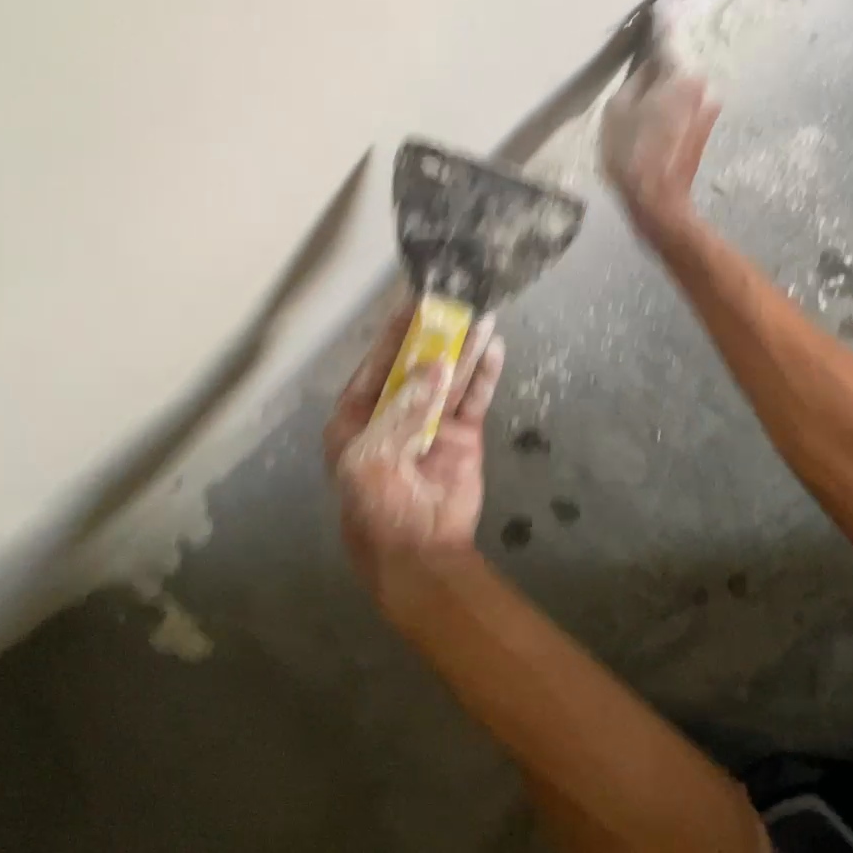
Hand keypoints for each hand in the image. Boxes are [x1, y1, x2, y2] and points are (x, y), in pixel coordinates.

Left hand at [324, 301, 503, 597]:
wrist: (419, 549)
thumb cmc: (378, 505)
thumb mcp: (374, 456)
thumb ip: (404, 407)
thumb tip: (435, 365)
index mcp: (358, 419)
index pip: (376, 367)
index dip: (393, 335)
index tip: (412, 303)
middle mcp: (395, 414)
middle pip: (417, 366)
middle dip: (433, 336)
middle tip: (452, 303)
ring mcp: (432, 422)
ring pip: (450, 378)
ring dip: (464, 350)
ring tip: (481, 318)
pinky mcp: (464, 434)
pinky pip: (474, 398)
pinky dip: (484, 375)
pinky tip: (493, 350)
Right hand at [599, 21, 721, 240]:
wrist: (660, 201)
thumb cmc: (632, 155)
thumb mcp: (620, 107)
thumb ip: (639, 74)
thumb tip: (651, 60)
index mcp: (682, 74)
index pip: (672, 30)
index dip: (666, 10)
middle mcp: (703, 82)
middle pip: (679, 52)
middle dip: (662, 43)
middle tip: (646, 28)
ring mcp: (709, 102)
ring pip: (682, 74)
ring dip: (665, 69)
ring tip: (641, 71)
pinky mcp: (706, 119)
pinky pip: (685, 92)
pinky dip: (670, 87)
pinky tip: (652, 96)